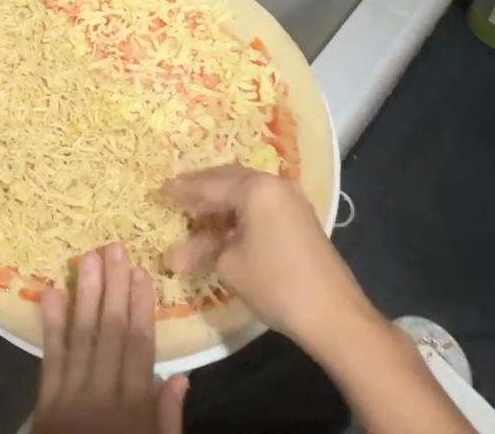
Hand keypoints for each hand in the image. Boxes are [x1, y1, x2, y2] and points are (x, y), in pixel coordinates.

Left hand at [35, 243, 187, 433]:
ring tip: (86, 257)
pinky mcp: (46, 404)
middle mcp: (103, 397)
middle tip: (114, 247)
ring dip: (84, 295)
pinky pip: (49, 360)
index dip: (141, 308)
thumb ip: (167, 419)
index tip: (142, 272)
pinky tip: (51, 293)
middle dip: (113, 289)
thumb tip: (182, 375)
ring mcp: (71, 398)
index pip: (139, 348)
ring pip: (81, 339)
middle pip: (110, 334)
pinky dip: (50, 326)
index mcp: (133, 410)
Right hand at [164, 166, 368, 343]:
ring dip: (220, 204)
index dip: (181, 190)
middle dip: (200, 192)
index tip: (160, 192)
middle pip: (228, 180)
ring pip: (245, 192)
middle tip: (176, 200)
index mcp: (255, 188)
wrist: (334, 314)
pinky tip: (225, 227)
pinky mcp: (300, 217)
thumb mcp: (230, 265)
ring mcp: (291, 199)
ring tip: (196, 218)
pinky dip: (239, 212)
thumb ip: (201, 251)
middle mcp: (274, 183)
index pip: (208, 184)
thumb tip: (174, 256)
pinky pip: (260, 203)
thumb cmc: (276, 283)